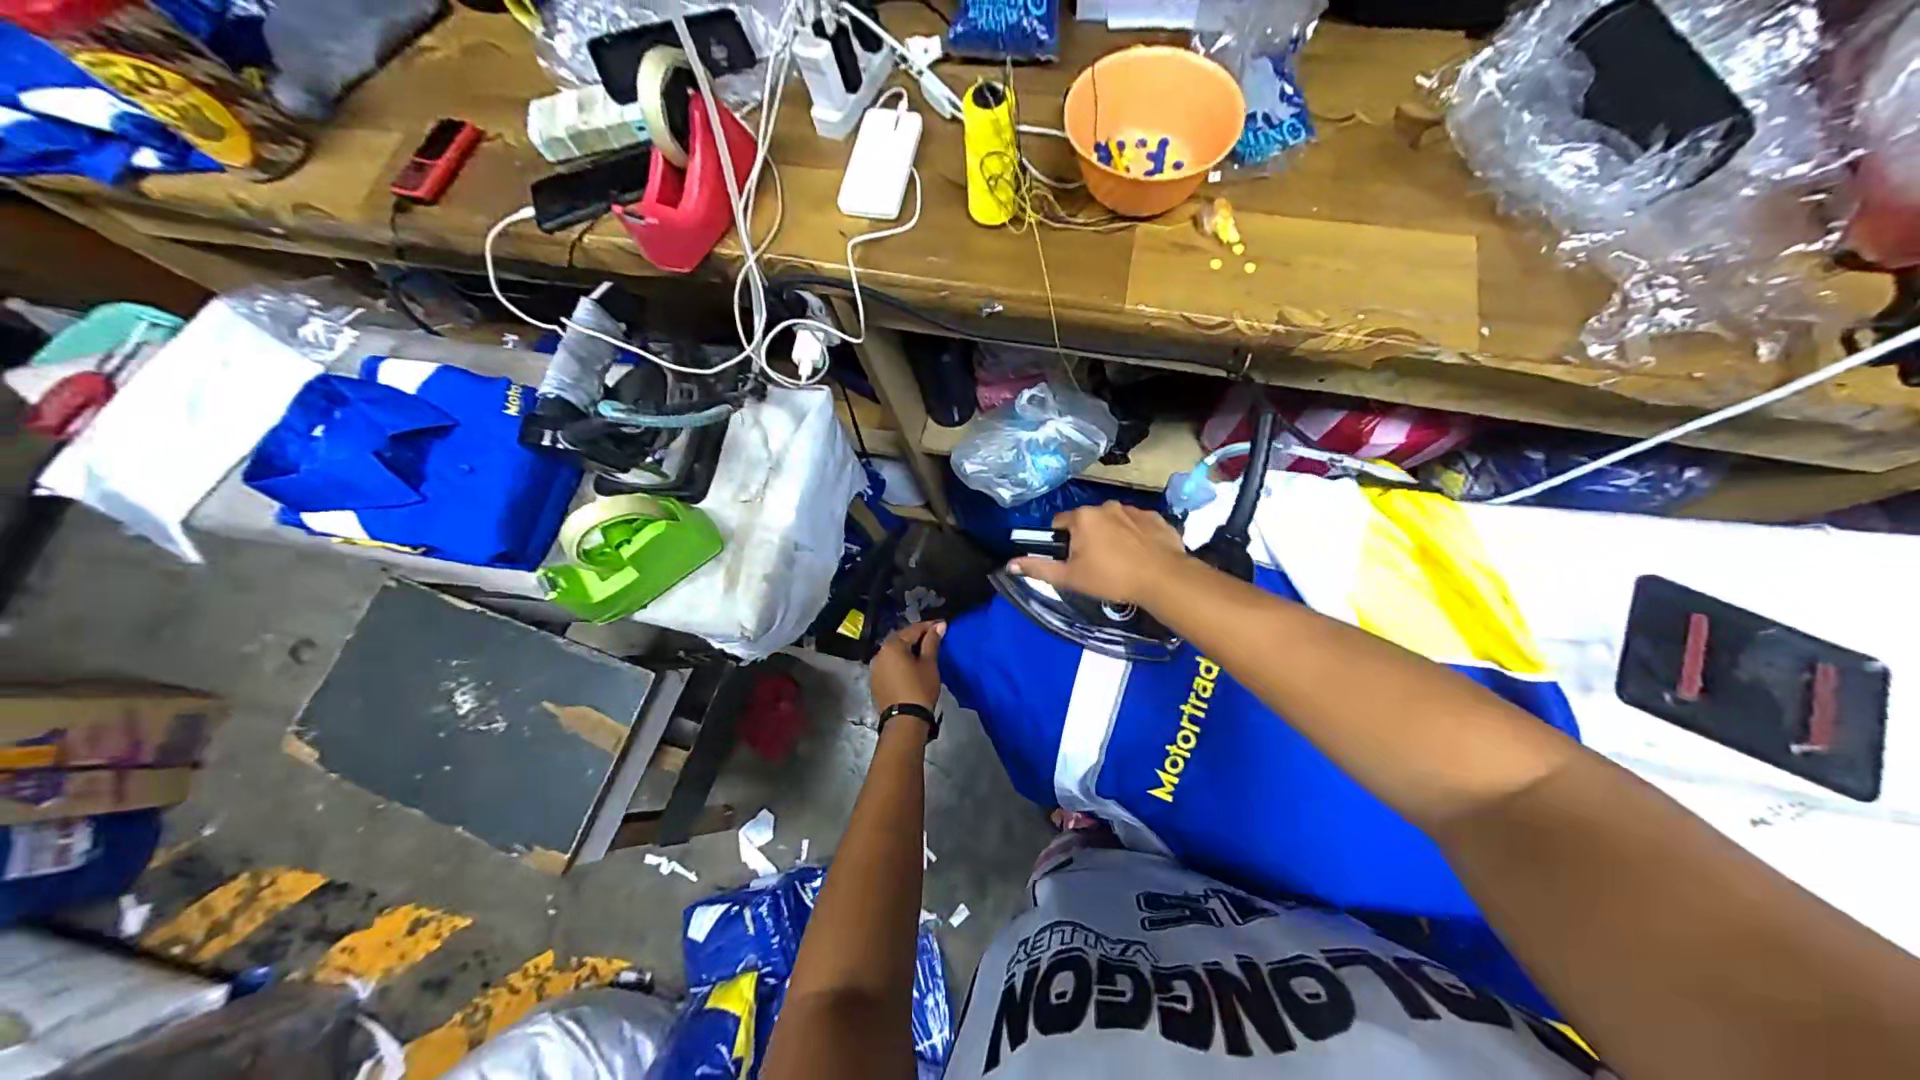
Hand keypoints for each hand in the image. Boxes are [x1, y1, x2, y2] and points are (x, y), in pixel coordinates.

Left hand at [870, 621, 944, 712]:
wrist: (904, 720)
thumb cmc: (920, 688)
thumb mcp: (929, 664)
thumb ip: (932, 642)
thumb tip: (939, 625)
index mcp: (892, 646)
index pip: (913, 629)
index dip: (929, 626)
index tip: (942, 625)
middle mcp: (879, 653)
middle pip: (900, 639)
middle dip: (917, 637)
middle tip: (934, 637)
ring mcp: (875, 668)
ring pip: (894, 652)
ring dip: (907, 649)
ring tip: (923, 652)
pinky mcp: (875, 681)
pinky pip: (889, 665)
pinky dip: (900, 662)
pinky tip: (910, 667)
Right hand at [1005, 502, 1188, 607]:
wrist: (1162, 578)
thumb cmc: (1111, 578)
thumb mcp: (1071, 578)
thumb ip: (1039, 568)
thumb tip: (1010, 564)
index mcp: (1082, 517)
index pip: (1060, 523)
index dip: (1062, 543)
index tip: (1072, 560)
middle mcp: (1106, 506)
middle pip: (1088, 521)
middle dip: (1089, 538)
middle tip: (1097, 565)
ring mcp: (1133, 509)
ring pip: (1114, 521)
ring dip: (1113, 536)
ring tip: (1122, 562)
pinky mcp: (1156, 517)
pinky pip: (1139, 525)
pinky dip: (1137, 536)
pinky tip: (1141, 555)